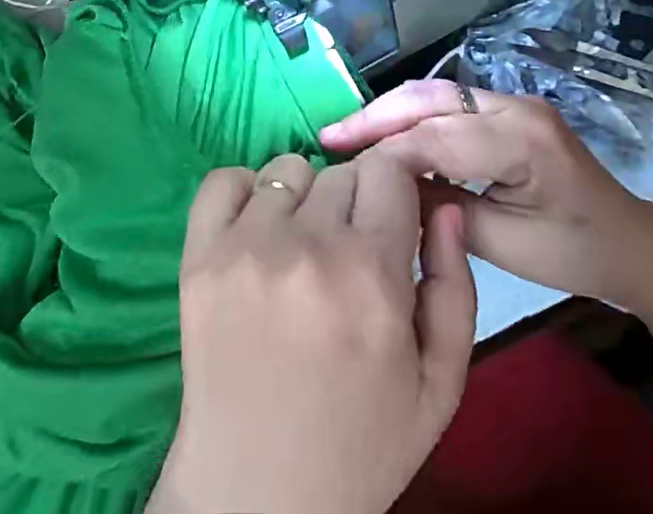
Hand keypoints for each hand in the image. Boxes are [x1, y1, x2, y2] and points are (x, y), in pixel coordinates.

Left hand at [148, 153, 475, 513]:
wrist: (257, 490)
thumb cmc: (360, 442)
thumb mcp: (440, 382)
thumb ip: (454, 285)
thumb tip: (443, 205)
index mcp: (373, 274)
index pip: (389, 170)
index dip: (397, 186)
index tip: (393, 211)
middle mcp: (308, 248)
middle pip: (342, 172)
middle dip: (357, 201)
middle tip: (349, 249)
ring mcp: (245, 248)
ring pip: (286, 171)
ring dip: (304, 198)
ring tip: (301, 246)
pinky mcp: (198, 257)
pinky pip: (222, 181)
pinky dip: (245, 192)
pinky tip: (257, 230)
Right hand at [321, 80, 652, 308]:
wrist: (631, 242)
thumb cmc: (575, 253)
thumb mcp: (503, 244)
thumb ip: (442, 209)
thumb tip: (385, 188)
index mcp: (523, 140)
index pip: (436, 139)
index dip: (384, 154)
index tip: (340, 168)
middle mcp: (515, 106)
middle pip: (430, 100)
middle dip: (375, 117)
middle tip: (329, 137)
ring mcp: (511, 103)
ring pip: (434, 95)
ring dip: (388, 112)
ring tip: (346, 134)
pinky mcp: (505, 110)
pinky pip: (447, 104)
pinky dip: (410, 117)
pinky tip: (384, 135)